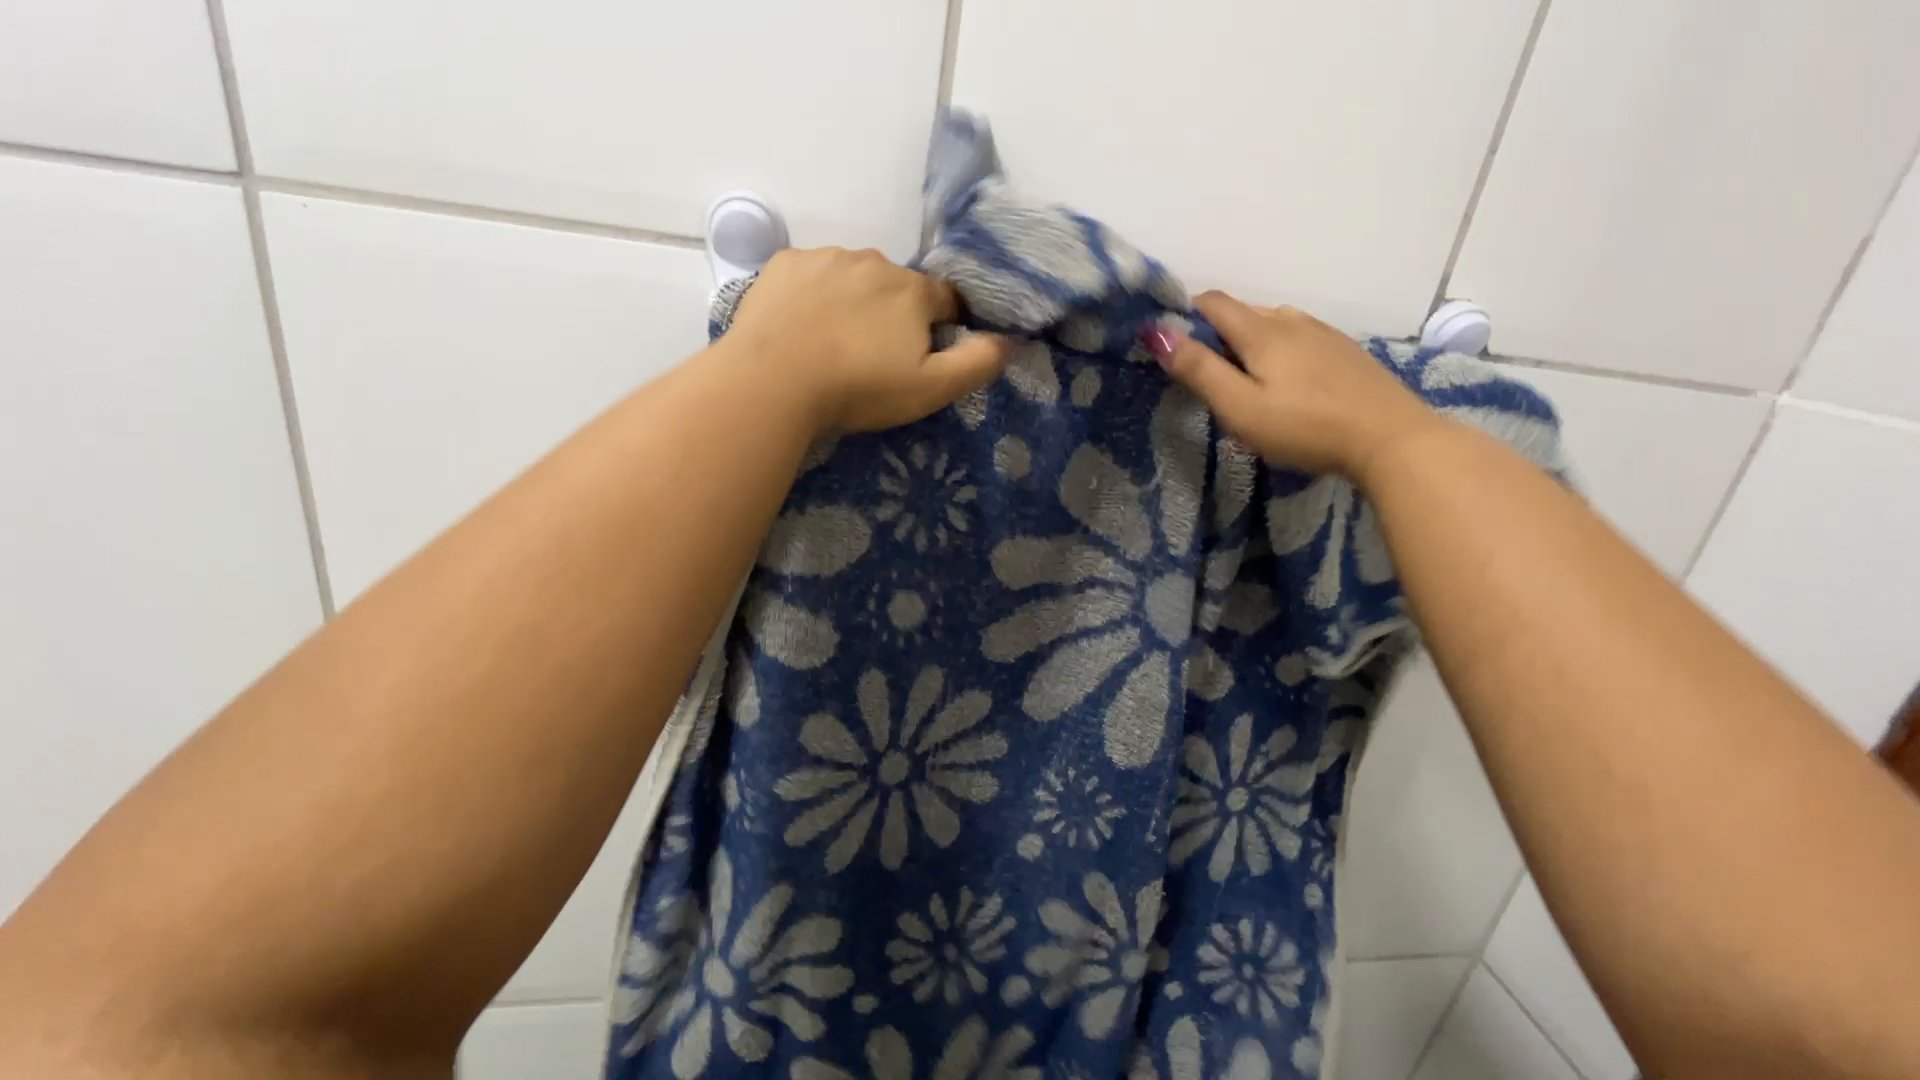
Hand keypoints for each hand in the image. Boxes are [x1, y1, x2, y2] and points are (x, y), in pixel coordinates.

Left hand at [722, 247, 1011, 434]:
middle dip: (892, 315)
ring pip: (852, 277)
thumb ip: (977, 363)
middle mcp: (873, 261)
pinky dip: (811, 295)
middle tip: (871, 360)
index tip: (920, 357)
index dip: (940, 329)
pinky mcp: (783, 264)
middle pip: (896, 288)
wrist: (772, 382)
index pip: (945, 301)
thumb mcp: (930, 389)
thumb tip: (1012, 339)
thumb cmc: (858, 389)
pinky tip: (800, 328)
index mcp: (913, 290)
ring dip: (851, 302)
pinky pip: (810, 275)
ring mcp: (824, 257)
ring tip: (831, 345)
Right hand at [1145, 291, 1439, 478]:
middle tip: (1206, 374)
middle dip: (1217, 333)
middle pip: (1243, 312)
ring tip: (1246, 380)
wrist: (1391, 439)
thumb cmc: (1305, 427)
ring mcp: (1324, 334)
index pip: (1213, 302)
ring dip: (1250, 342)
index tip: (1172, 343)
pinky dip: (1281, 351)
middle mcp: (1292, 321)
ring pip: (1274, 324)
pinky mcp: (1346, 352)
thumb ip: (1199, 370)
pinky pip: (1300, 338)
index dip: (1186, 314)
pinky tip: (1288, 383)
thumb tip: (1157, 332)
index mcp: (1261, 331)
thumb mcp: (1240, 407)